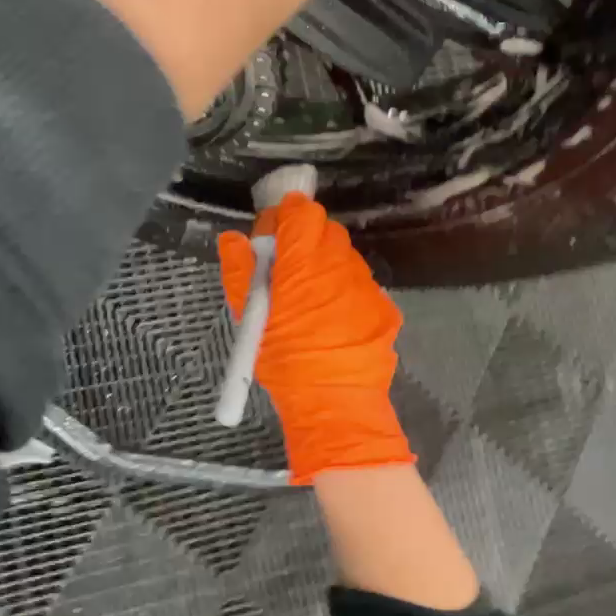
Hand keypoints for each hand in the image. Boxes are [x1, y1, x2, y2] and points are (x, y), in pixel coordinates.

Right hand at [218, 194, 411, 483]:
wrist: (333, 403)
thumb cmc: (282, 360)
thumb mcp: (247, 318)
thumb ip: (239, 272)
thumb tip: (232, 239)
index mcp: (303, 266)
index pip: (303, 215)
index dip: (286, 213)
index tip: (271, 228)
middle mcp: (341, 268)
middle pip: (326, 230)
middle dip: (303, 237)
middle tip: (280, 263)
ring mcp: (366, 287)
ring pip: (343, 256)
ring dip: (321, 262)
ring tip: (302, 293)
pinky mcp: (383, 307)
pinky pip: (357, 283)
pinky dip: (339, 286)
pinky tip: (325, 315)